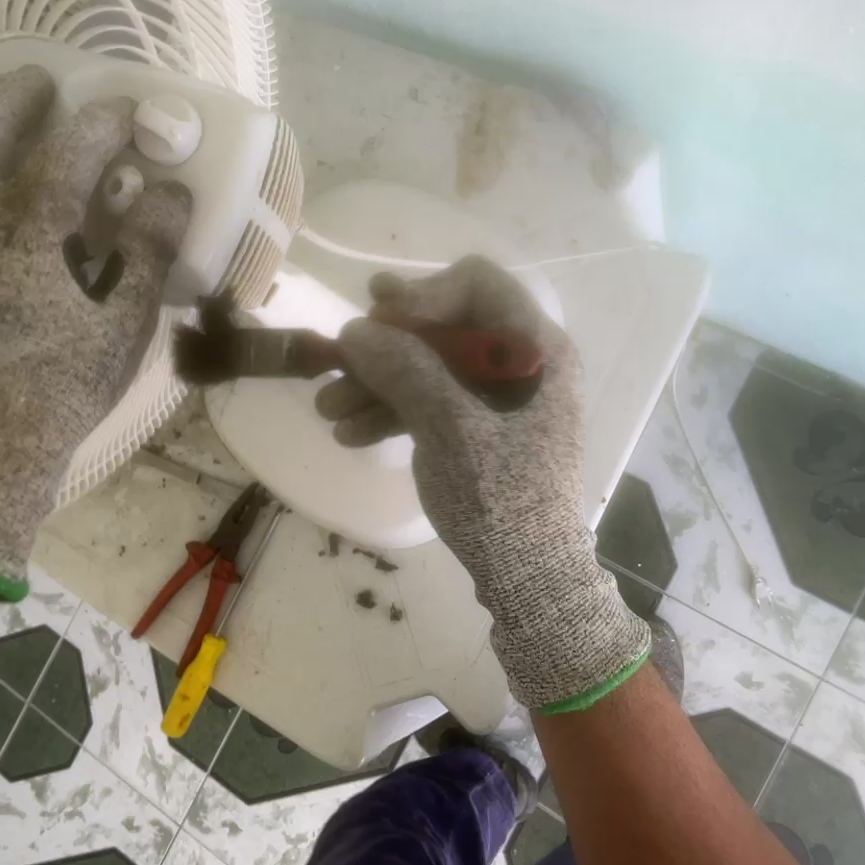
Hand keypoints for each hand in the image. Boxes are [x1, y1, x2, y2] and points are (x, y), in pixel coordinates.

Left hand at [0, 66, 190, 600]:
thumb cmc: (63, 380)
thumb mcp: (124, 319)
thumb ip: (147, 248)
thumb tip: (170, 190)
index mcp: (34, 229)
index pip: (73, 148)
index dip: (108, 121)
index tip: (135, 109)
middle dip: (13, 95)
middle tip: (45, 84)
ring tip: (3, 116)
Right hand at [315, 256, 648, 711]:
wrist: (528, 579)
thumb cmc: (503, 502)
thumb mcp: (452, 431)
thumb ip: (407, 371)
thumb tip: (358, 330)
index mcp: (536, 349)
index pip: (478, 285)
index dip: (424, 292)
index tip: (377, 316)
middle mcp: (520, 362)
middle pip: (443, 327)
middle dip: (386, 348)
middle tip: (338, 363)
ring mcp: (498, 397)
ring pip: (429, 367)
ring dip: (377, 384)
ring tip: (328, 411)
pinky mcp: (478, 428)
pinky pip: (431, 402)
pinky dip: (392, 412)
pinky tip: (351, 435)